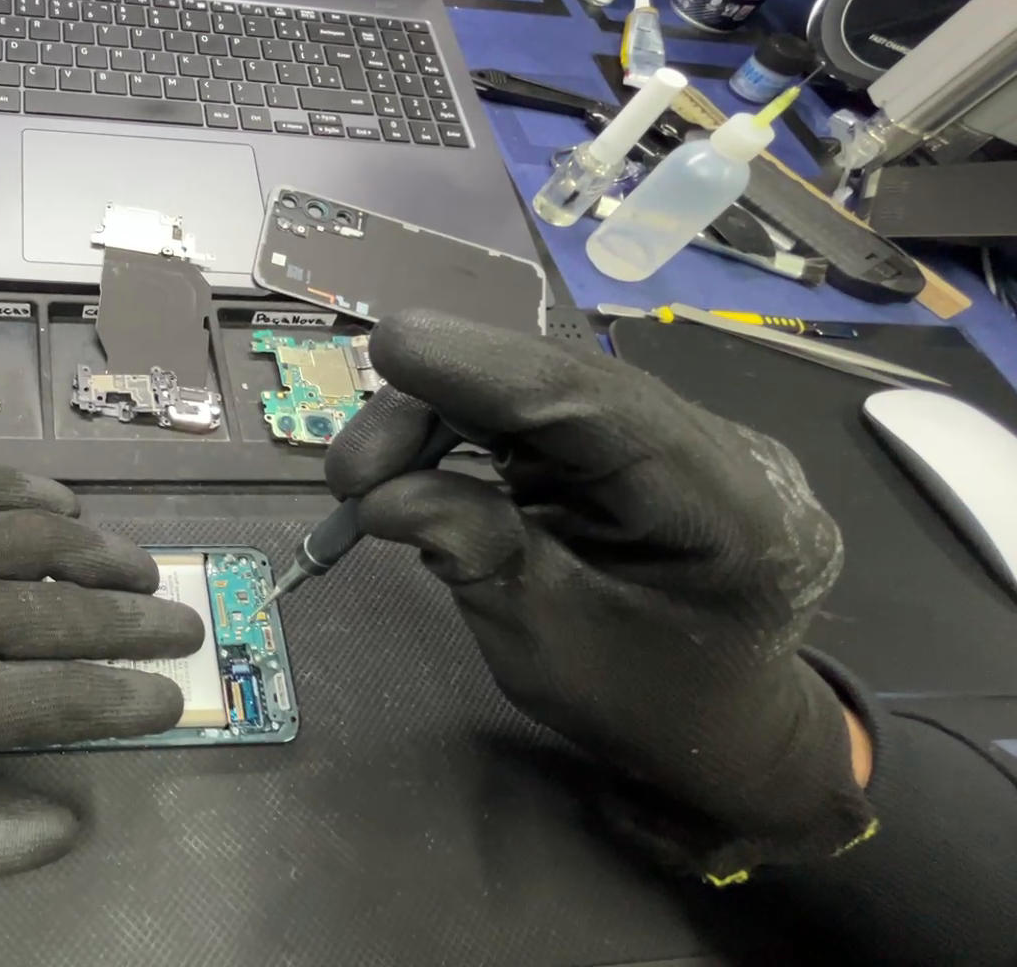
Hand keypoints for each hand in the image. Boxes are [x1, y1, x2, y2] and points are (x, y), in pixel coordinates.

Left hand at [0, 466, 203, 882]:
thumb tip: (70, 824)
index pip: (71, 694)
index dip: (134, 696)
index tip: (176, 694)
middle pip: (70, 605)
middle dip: (140, 616)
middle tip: (185, 619)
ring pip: (39, 533)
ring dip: (101, 548)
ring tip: (141, 564)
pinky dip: (29, 491)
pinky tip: (60, 503)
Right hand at [325, 311, 871, 875]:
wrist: (713, 724)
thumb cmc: (637, 701)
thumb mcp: (542, 644)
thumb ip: (473, 554)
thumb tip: (380, 497)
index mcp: (722, 507)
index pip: (593, 404)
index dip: (482, 368)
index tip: (387, 346)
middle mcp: (704, 448)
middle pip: (544, 387)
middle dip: (429, 411)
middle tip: (348, 474)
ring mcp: (661, 439)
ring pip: (521, 394)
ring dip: (426, 425)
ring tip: (362, 481)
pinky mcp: (614, 445)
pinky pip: (519, 418)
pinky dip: (448, 439)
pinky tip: (407, 470)